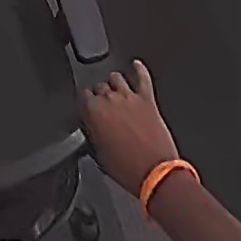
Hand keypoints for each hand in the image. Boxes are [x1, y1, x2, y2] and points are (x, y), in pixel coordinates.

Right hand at [83, 60, 178, 194]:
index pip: (83, 95)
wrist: (157, 176)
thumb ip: (92, 131)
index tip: (89, 108)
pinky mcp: (148, 100)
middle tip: (105, 105)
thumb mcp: (99, 152)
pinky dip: (139, 69)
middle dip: (101, 94)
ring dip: (115, 83)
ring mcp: (129, 97)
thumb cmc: (128, 168)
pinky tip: (136, 64)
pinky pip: (143, 78)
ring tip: (116, 89)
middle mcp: (109, 99)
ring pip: (116, 77)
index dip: (86, 102)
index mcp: (93, 110)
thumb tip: (91, 125)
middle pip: (99, 85)